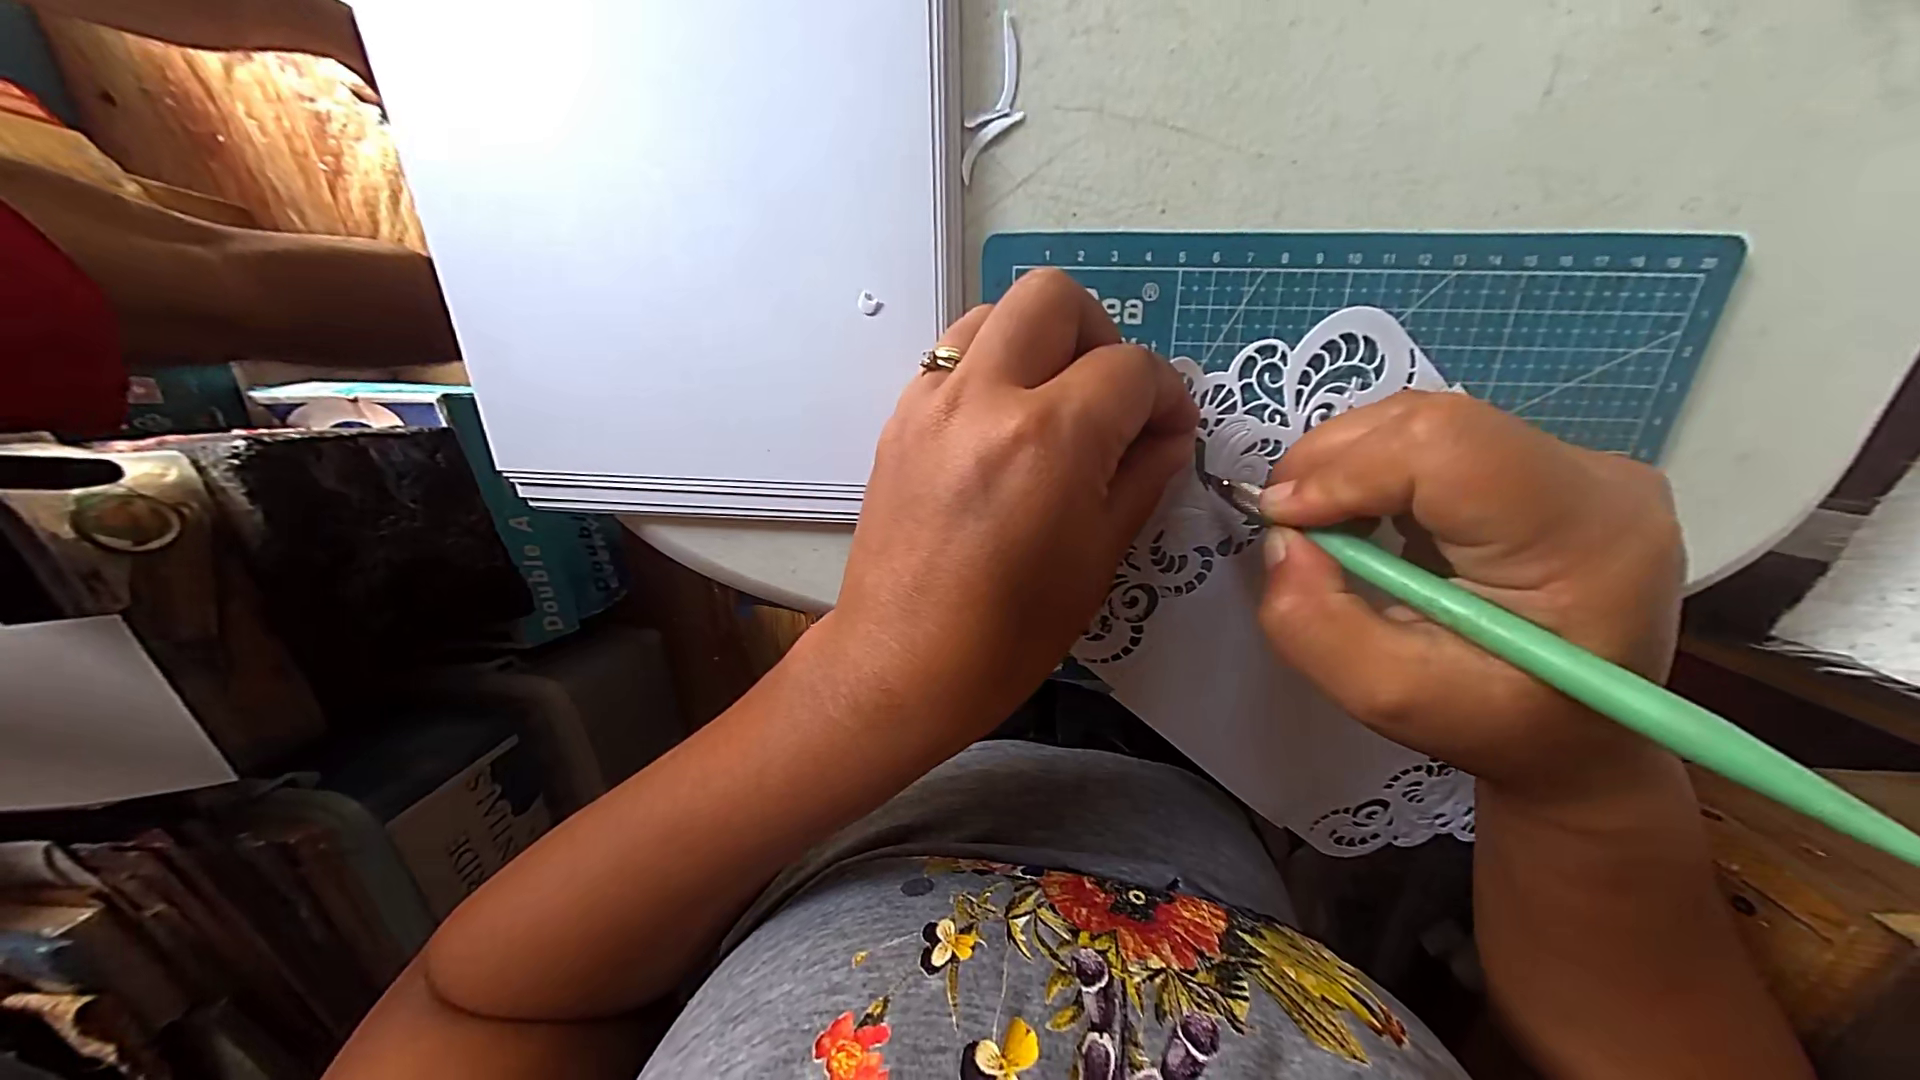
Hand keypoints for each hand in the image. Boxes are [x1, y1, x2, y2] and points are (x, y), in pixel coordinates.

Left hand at [831, 268, 1197, 727]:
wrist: (902, 662)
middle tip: (1108, 398)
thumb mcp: (1100, 557)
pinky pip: (953, 358)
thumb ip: (1144, 474)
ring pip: (995, 313)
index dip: (1166, 395)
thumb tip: (1165, 432)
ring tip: (1052, 404)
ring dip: (1039, 341)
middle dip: (1101, 335)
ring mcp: (929, 401)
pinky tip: (1000, 427)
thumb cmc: (1010, 633)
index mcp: (1048, 438)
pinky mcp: (898, 419)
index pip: (1131, 369)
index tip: (1167, 430)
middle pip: (1054, 298)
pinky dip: (991, 369)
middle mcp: (984, 397)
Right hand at [1256, 392, 1685, 808]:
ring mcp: (1571, 464)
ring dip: (1343, 463)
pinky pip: (1429, 438)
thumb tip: (1284, 540)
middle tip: (1286, 520)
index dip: (1345, 470)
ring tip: (1318, 522)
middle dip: (1329, 461)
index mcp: (1577, 538)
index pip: (1446, 447)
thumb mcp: (1386, 698)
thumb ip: (1314, 624)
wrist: (1576, 733)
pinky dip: (1367, 467)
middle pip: (1428, 419)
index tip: (1283, 520)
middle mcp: (1591, 478)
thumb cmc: (1495, 727)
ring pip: (1421, 419)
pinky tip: (1358, 515)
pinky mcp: (1539, 465)